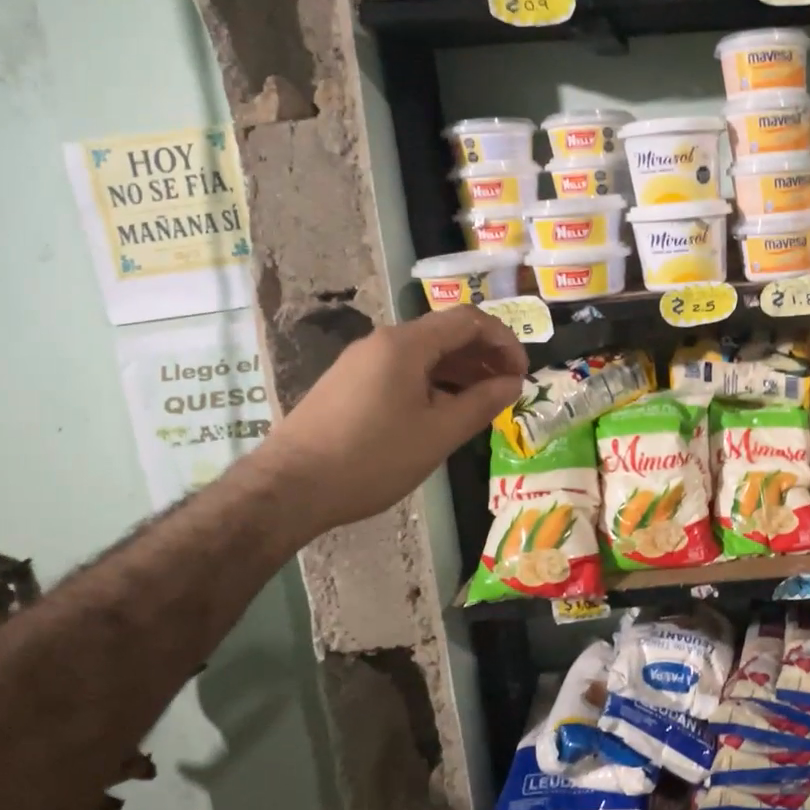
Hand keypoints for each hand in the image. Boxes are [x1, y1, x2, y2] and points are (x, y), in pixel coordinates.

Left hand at [250, 306, 525, 533]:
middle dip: (485, 356)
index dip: (504, 341)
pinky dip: (433, 383)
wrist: (288, 489)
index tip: (522, 374)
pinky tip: (443, 413)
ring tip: (483, 402)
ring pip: (424, 354)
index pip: (469, 321)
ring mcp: (361, 363)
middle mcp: (382, 342)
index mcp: (406, 344)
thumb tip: (513, 383)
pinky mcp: (348, 385)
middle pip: (446, 333)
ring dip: (460, 371)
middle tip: (509, 388)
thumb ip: (482, 403)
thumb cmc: (372, 458)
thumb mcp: (439, 434)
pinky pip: (402, 371)